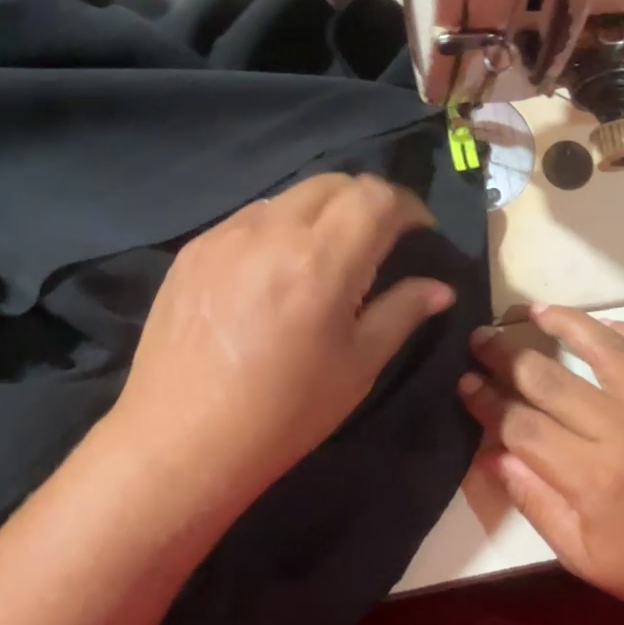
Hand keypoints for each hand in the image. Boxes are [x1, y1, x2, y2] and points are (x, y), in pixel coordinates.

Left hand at [108, 174, 454, 501]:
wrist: (184, 441)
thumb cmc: (286, 413)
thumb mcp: (358, 366)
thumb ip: (402, 313)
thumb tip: (439, 287)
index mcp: (320, 260)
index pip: (376, 196)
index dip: (408, 206)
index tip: (420, 233)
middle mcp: (271, 231)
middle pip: (333, 183)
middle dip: (367, 203)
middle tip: (379, 243)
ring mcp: (224, 236)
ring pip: (289, 197)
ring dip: (321, 214)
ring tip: (327, 260)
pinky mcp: (193, 251)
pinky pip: (249, 220)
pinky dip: (279, 231)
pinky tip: (277, 276)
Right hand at [458, 304, 623, 624]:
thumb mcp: (582, 556)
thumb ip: (535, 501)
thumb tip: (492, 455)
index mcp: (591, 477)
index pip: (521, 424)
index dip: (486, 401)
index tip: (462, 383)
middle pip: (551, 378)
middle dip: (506, 355)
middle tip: (479, 338)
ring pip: (605, 348)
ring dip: (565, 323)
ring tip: (531, 311)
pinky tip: (603, 325)